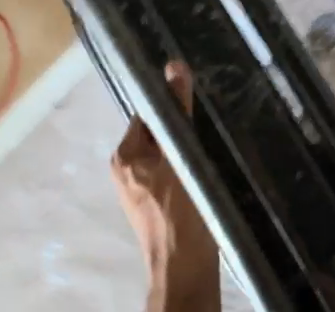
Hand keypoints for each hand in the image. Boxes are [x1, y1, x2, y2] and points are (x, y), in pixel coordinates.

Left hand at [112, 62, 219, 311]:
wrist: (185, 268)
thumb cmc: (180, 210)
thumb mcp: (180, 154)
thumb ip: (178, 111)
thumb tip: (174, 66)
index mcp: (124, 156)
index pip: (148, 113)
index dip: (172, 104)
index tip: (196, 96)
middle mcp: (127, 170)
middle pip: (158, 132)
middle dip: (181, 127)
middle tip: (208, 119)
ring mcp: (142, 189)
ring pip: (168, 152)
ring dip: (187, 147)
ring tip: (211, 138)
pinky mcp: (160, 203)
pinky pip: (173, 170)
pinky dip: (188, 164)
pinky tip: (208, 163)